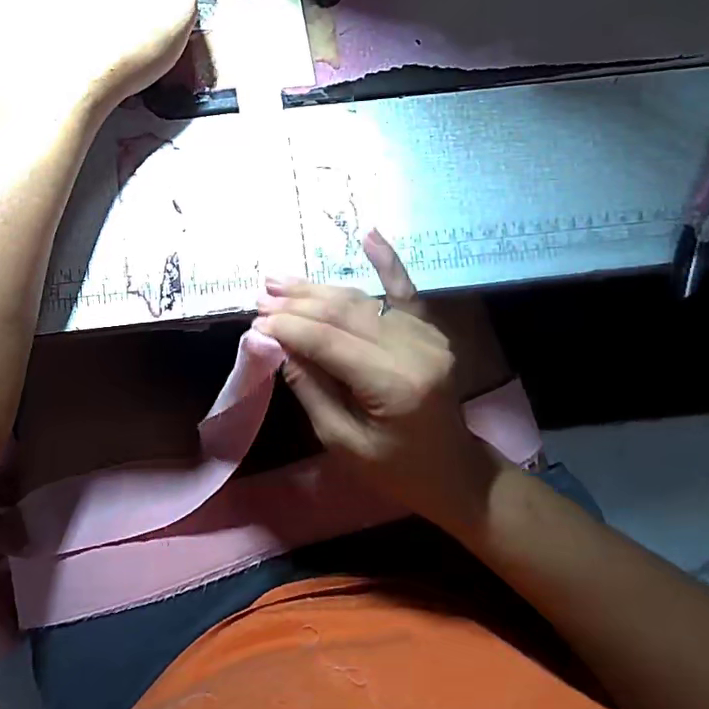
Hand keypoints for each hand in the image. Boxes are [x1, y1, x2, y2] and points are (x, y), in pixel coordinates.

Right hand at [254, 230, 502, 533]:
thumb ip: (308, 386)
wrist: (455, 473)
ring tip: (277, 280)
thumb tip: (270, 344)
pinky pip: (405, 290)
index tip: (253, 322)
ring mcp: (427, 335)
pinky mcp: (430, 330)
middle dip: (296, 304)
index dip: (287, 328)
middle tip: (259, 297)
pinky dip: (386, 261)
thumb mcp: (341, 440)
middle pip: (343, 313)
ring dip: (317, 289)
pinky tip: (369, 234)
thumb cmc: (395, 470)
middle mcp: (415, 350)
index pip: (328, 341)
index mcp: (394, 384)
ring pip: (361, 300)